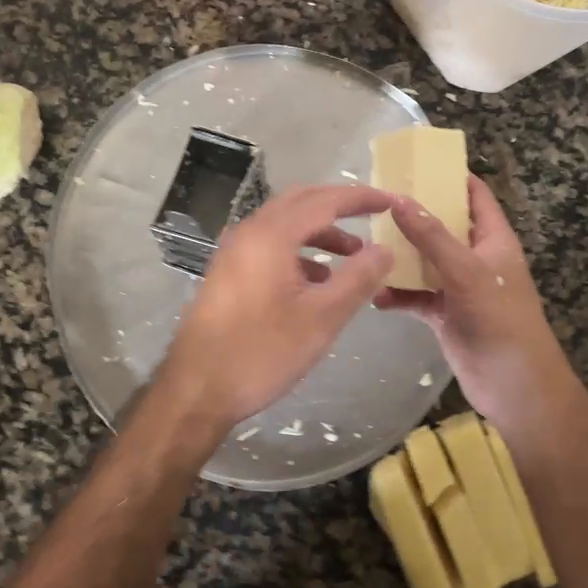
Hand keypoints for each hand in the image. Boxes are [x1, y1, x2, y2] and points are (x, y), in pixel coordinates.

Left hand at [155, 185, 395, 430]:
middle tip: (374, 214)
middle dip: (339, 205)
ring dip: (320, 232)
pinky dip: (300, 250)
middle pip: (301, 202)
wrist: (196, 389)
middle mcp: (249, 232)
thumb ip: (357, 279)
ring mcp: (234, 251)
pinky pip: (270, 245)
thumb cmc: (261, 351)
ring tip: (355, 256)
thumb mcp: (321, 318)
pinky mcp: (228, 272)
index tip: (391, 201)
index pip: (324, 200)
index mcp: (271, 235)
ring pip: (285, 225)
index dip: (360, 199)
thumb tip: (385, 249)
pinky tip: (318, 280)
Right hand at [375, 175, 576, 436]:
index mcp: (492, 239)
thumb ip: (432, 237)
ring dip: (400, 255)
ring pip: (425, 260)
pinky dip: (398, 294)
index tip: (415, 162)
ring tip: (366, 245)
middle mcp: (476, 257)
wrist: (515, 387)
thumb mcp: (466, 272)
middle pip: (443, 224)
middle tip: (375, 200)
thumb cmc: (500, 320)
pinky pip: (416, 295)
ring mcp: (459, 286)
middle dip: (413, 213)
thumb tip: (398, 199)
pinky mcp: (445, 313)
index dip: (450, 175)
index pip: (474, 195)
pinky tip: (375, 296)